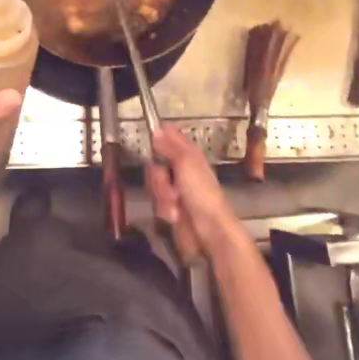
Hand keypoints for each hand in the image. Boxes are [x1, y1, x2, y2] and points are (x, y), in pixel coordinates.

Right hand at [145, 127, 243, 249]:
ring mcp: (175, 189)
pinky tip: (174, 216)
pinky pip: (156, 202)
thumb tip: (157, 129)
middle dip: (157, 178)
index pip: (170, 138)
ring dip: (162, 197)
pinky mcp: (170, 207)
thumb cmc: (201, 193)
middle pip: (155, 164)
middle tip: (167, 184)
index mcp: (189, 155)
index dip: (158, 138)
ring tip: (174, 207)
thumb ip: (170, 146)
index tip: (149, 143)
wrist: (208, 230)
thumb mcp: (186, 163)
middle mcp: (181, 170)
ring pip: (154, 184)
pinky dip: (164, 209)